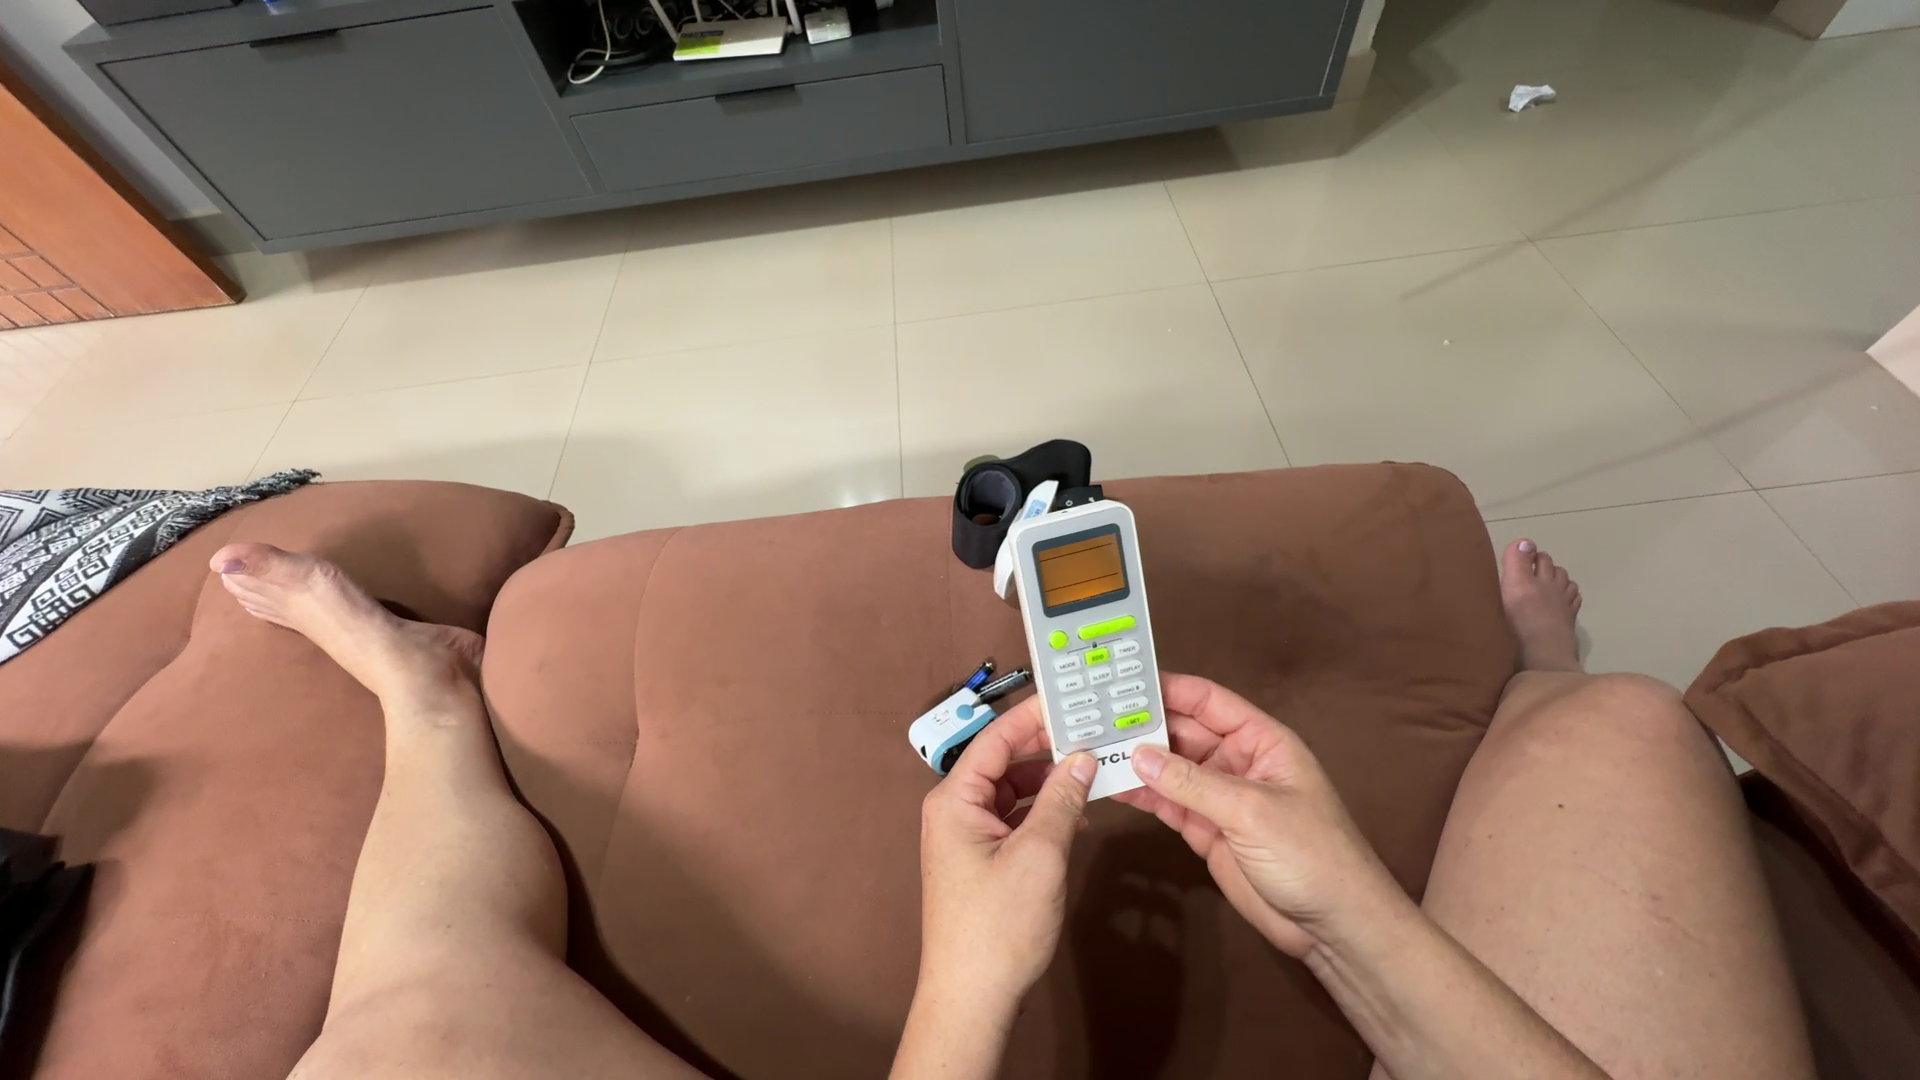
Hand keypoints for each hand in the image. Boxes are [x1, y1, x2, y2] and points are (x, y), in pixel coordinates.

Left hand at [916, 695, 1097, 1005]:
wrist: (972, 999)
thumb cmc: (998, 925)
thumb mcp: (1039, 855)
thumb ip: (1061, 800)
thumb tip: (1081, 759)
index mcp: (955, 798)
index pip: (995, 739)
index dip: (1032, 716)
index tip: (1068, 700)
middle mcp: (956, 809)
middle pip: (1004, 762)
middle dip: (1046, 751)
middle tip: (1090, 736)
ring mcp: (968, 836)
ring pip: (1013, 792)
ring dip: (1049, 785)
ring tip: (1091, 774)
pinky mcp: (982, 859)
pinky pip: (1015, 820)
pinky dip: (1044, 815)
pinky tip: (1076, 818)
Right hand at [1115, 672, 1406, 957]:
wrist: (1334, 928)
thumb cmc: (1310, 854)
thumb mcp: (1252, 810)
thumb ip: (1191, 782)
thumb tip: (1138, 754)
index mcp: (1260, 740)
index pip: (1209, 701)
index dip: (1170, 689)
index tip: (1125, 682)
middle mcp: (1236, 761)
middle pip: (1182, 732)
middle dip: (1144, 725)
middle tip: (1095, 716)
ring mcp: (1219, 796)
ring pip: (1169, 767)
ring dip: (1136, 759)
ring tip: (1093, 747)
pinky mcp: (1205, 829)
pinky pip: (1167, 802)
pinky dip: (1141, 793)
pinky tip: (1110, 784)